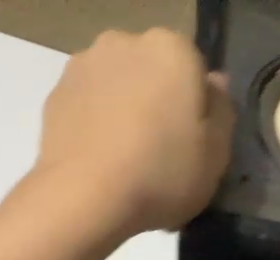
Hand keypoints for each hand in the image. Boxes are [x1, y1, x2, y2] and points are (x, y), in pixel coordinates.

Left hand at [32, 29, 234, 240]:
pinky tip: (108, 161)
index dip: (200, 106)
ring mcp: (85, 63)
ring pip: (121, 86)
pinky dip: (102, 124)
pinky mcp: (57, 91)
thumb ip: (222, 111)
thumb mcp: (217, 154)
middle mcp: (125, 42)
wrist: (85, 195)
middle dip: (162, 101)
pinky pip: (92, 104)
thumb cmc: (163, 173)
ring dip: (130, 110)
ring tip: (133, 160)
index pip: (196, 68)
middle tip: (167, 151)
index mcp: (172, 50)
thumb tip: (214, 85)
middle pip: (155, 72)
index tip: (198, 140)